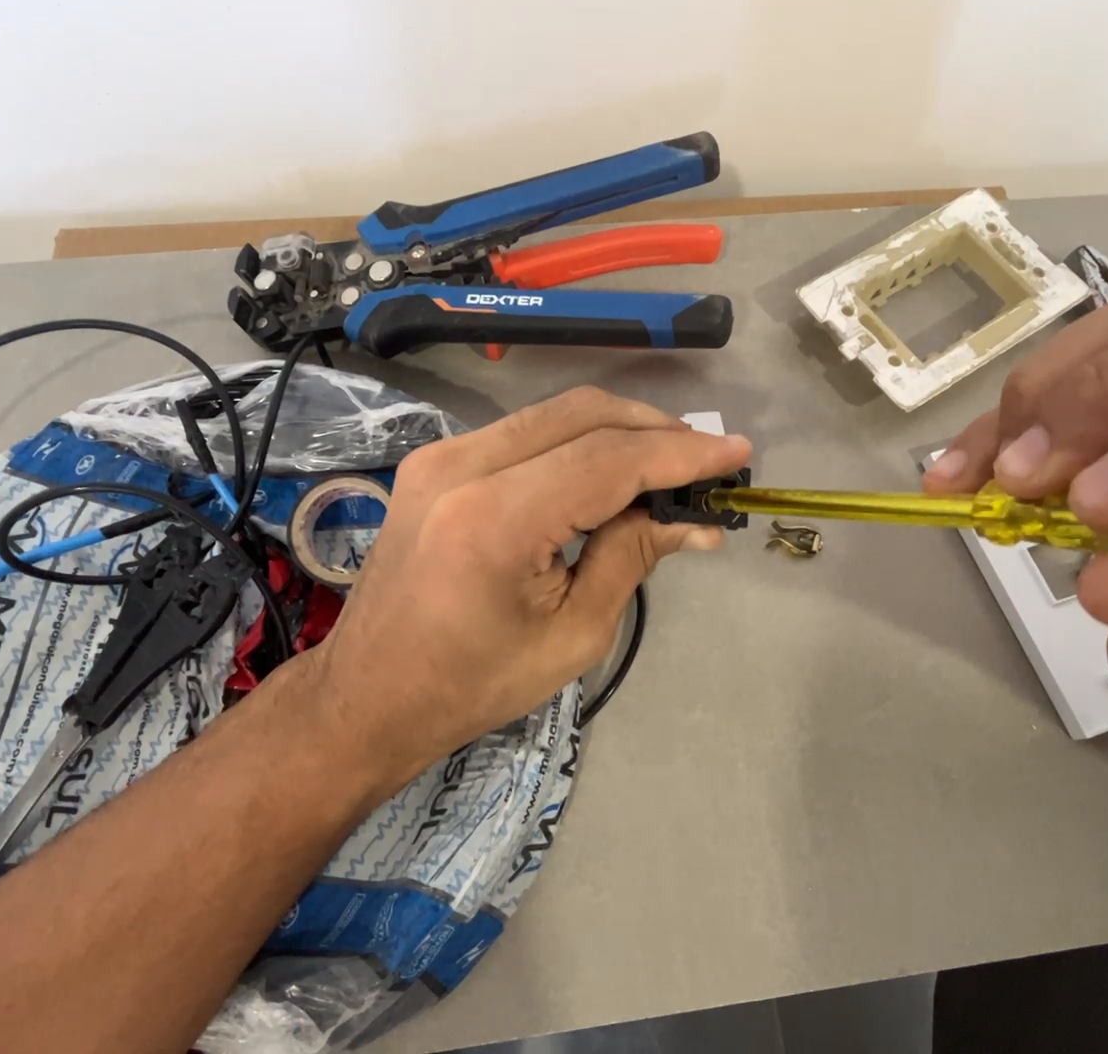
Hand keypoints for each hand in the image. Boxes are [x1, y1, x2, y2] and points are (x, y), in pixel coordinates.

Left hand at [295, 386, 749, 787]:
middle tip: (705, 461)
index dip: (682, 454)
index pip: (610, 460)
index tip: (737, 453)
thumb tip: (691, 519)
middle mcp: (461, 466)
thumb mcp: (572, 635)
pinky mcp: (431, 463)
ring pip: (552, 414)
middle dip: (655, 430)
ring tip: (666, 467)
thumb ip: (631, 557)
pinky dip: (572, 442)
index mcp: (494, 518)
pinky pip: (521, 432)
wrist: (371, 693)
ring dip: (616, 431)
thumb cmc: (473, 684)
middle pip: (583, 414)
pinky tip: (604, 473)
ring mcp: (438, 457)